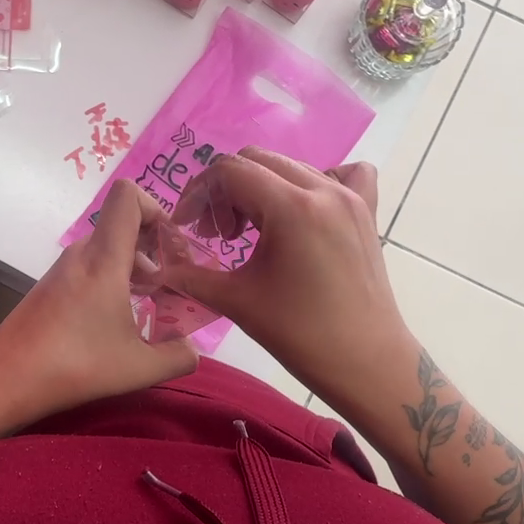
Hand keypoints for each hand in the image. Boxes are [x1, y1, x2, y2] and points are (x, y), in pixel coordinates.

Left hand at [0, 179, 199, 435]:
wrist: (7, 380)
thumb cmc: (77, 366)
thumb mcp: (140, 368)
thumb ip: (179, 356)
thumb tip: (192, 349)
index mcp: (104, 258)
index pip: (128, 196)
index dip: (157, 208)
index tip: (174, 247)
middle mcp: (81, 254)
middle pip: (123, 226)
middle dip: (154, 248)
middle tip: (173, 285)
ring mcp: (62, 269)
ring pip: (107, 250)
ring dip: (134, 268)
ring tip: (152, 306)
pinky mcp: (50, 287)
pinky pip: (90, 268)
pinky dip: (112, 281)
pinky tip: (118, 321)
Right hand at [164, 146, 413, 399]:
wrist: (365, 362)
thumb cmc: (299, 335)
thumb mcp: (236, 301)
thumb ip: (189, 276)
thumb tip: (158, 266)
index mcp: (291, 208)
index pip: (229, 171)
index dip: (198, 193)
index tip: (187, 227)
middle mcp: (323, 189)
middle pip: (256, 161)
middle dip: (224, 191)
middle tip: (216, 234)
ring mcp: (349, 197)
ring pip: (289, 167)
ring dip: (258, 189)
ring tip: (249, 232)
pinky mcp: (366, 210)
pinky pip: (340, 174)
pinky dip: (312, 183)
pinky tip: (301, 212)